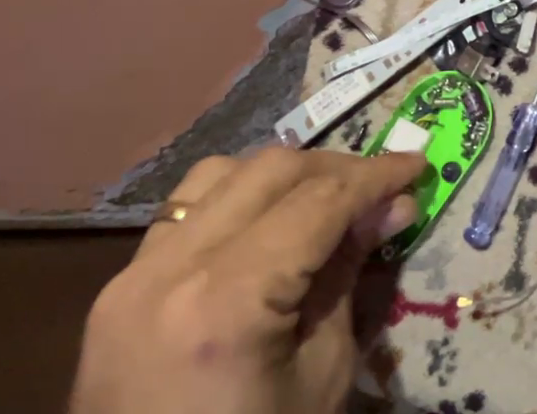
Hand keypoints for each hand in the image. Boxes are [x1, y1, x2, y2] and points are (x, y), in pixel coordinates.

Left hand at [70, 148, 427, 413]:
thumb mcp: (323, 373)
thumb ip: (348, 276)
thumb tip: (392, 206)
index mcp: (227, 303)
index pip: (320, 201)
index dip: (377, 175)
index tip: (419, 164)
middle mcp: (171, 270)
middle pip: (273, 171)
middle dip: (339, 167)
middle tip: (383, 187)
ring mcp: (133, 276)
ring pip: (223, 173)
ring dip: (285, 174)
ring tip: (326, 199)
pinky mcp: (117, 289)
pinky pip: (185, 210)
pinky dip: (236, 196)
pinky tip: (267, 223)